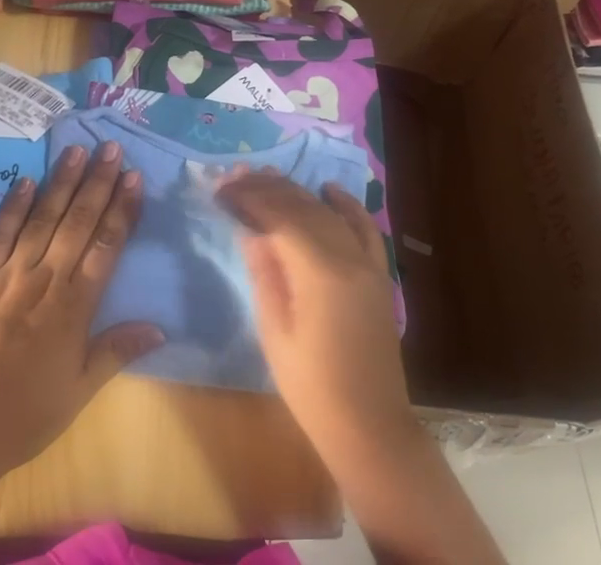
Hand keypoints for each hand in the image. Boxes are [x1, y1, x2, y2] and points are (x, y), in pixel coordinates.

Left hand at [0, 142, 165, 478]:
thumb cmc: (22, 416)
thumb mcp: (78, 391)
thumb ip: (116, 352)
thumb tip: (159, 326)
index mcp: (74, 308)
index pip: (105, 246)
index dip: (122, 209)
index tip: (133, 178)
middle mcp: (44, 280)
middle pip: (76, 221)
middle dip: (96, 182)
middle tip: (110, 147)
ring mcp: (7, 275)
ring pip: (40, 218)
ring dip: (60, 182)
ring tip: (76, 150)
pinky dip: (11, 205)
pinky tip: (25, 181)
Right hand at [218, 174, 410, 457]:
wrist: (368, 424)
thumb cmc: (311, 387)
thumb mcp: (275, 330)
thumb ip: (265, 273)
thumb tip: (250, 230)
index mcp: (320, 272)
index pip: (280, 217)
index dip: (249, 198)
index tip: (221, 188)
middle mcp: (349, 257)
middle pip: (304, 208)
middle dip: (267, 189)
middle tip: (234, 177)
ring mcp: (369, 265)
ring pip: (330, 213)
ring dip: (298, 192)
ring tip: (266, 176)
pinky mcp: (379, 276)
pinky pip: (365, 229)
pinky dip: (346, 206)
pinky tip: (328, 189)